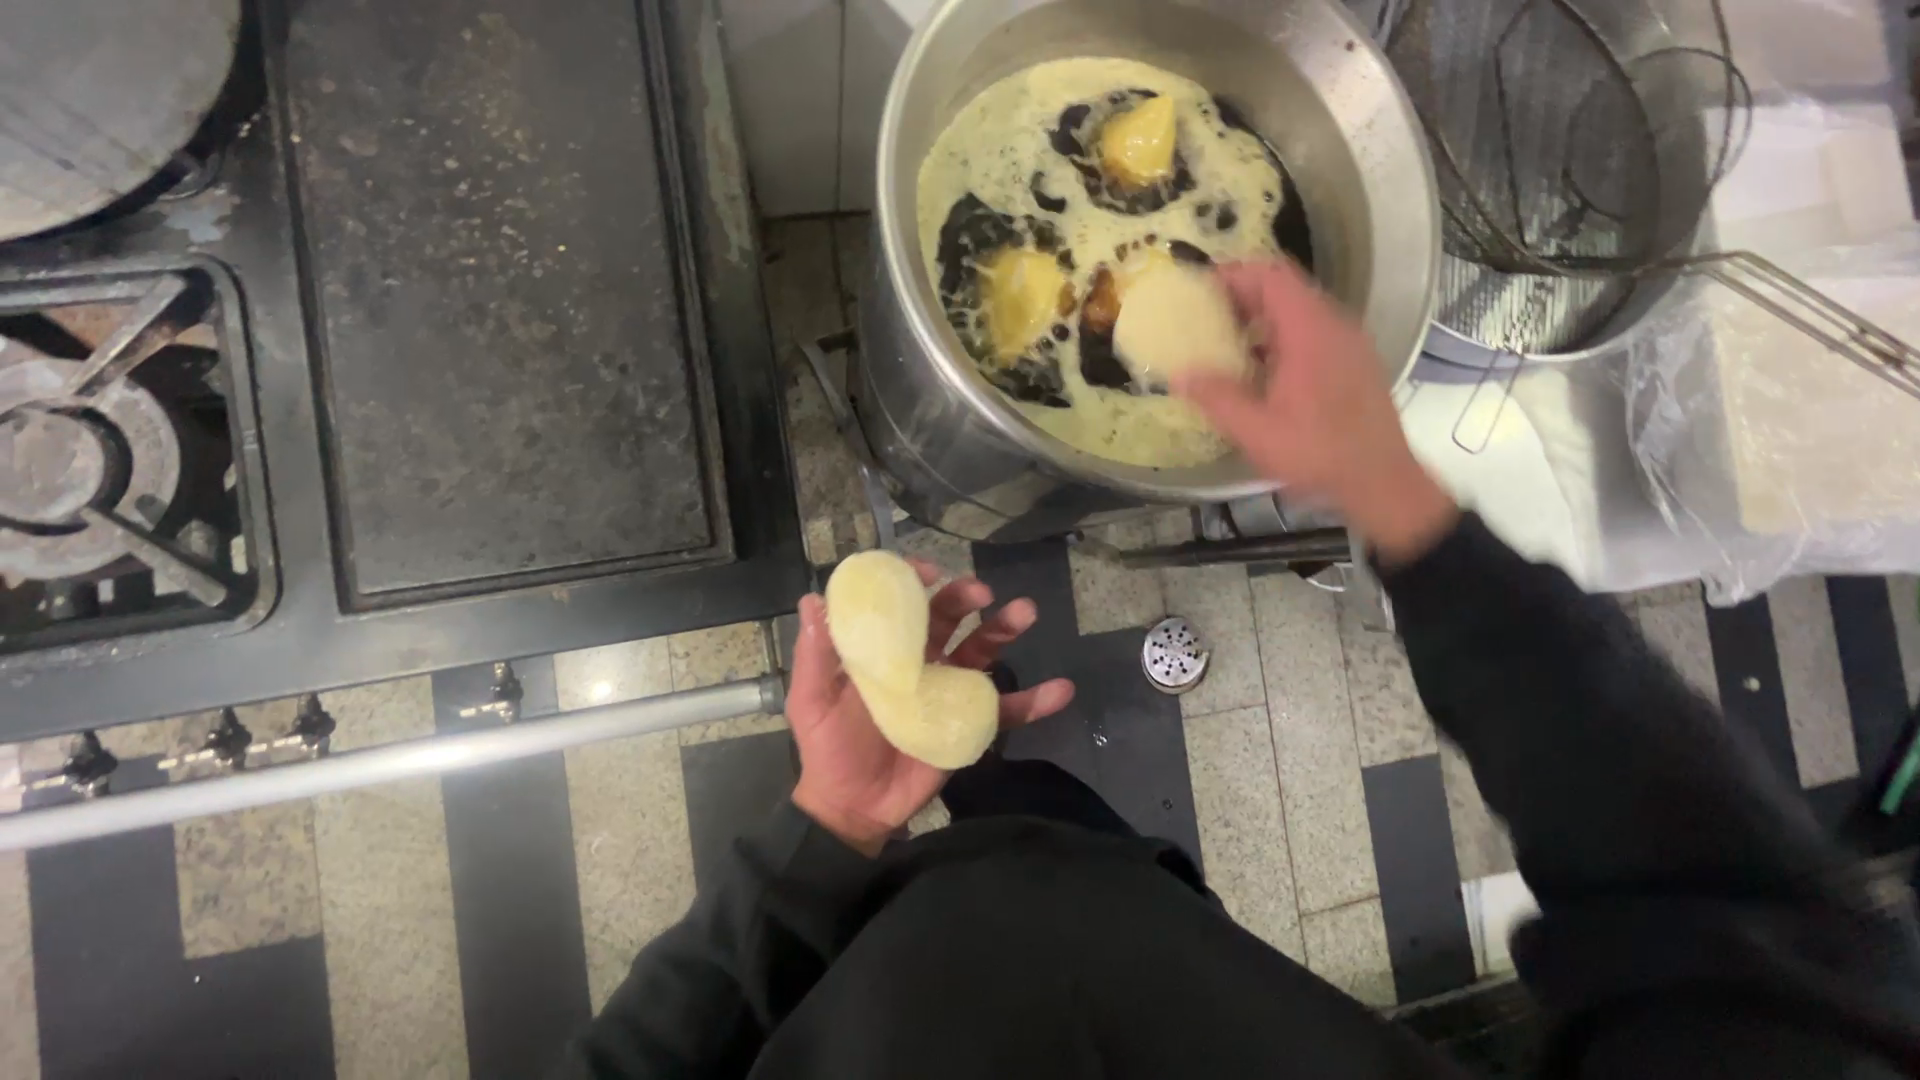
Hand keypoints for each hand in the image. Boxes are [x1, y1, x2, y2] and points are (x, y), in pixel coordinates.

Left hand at [787, 560, 1075, 855]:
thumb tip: (811, 599)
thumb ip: (815, 653)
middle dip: (966, 596)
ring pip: (983, 650)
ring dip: (1005, 628)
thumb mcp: (812, 699)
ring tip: (1025, 612)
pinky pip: (1006, 709)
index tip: (930, 572)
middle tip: (982, 590)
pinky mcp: (970, 723)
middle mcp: (920, 660)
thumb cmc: (830, 748)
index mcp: (884, 649)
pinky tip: (1061, 690)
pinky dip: (1035, 700)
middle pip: (949, 618)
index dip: (916, 582)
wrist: (854, 807)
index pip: (903, 604)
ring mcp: (949, 690)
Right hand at [1175, 258, 1457, 564]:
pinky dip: (1280, 338)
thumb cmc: (1318, 454)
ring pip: (1299, 312)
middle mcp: (1334, 327)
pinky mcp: (1354, 363)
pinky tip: (1259, 371)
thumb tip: (1180, 375)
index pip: (1271, 276)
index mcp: (1310, 332)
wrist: (1381, 481)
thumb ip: (1216, 398)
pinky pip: (1312, 333)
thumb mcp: (1256, 431)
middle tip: (1203, 317)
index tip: (1199, 288)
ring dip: (1260, 319)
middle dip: (1241, 296)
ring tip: (1224, 344)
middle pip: (1285, 290)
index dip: (1233, 273)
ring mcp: (1349, 344)